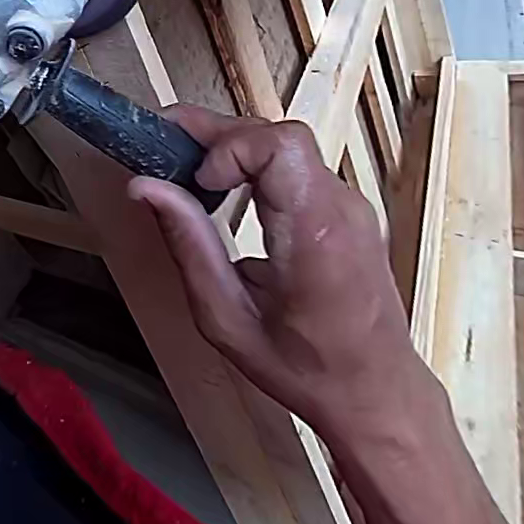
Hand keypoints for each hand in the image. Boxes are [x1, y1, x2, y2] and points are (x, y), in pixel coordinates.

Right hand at [124, 106, 445, 445]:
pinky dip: (253, 160)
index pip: (281, 146)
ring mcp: (349, 200)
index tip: (199, 179)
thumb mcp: (226, 318)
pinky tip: (226, 184)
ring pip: (283, 140)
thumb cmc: (303, 367)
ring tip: (192, 167)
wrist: (378, 390)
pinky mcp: (345, 202)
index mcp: (314, 235)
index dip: (230, 146)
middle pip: (274, 134)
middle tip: (169, 147)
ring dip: (232, 145)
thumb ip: (188, 245)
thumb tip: (145, 187)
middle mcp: (340, 206)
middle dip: (216, 135)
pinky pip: (295, 159)